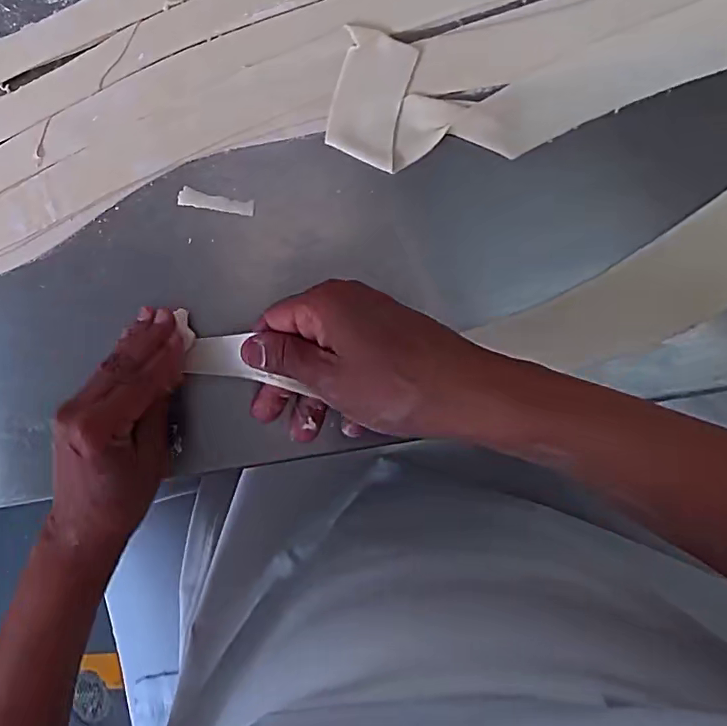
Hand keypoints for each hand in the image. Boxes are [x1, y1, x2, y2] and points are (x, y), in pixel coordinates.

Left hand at [44, 307, 186, 562]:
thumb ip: (157, 410)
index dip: (163, 357)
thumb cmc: (117, 505)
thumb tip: (167, 374)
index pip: (138, 383)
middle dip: (147, 339)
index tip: (179, 335)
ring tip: (151, 319)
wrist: (81, 528)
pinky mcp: (70, 409)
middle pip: (121, 367)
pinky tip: (130, 341)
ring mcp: (70, 409)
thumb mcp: (152, 459)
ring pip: (109, 367)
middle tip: (167, 316)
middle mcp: (78, 413)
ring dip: (132, 341)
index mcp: (97, 428)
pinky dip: (119, 358)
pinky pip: (99, 377)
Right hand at [242, 280, 554, 441]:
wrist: (471, 395)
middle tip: (275, 411)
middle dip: (285, 381)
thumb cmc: (407, 385)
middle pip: (298, 338)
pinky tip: (347, 414)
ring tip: (312, 424)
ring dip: (314, 390)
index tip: (255, 383)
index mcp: (325, 303)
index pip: (272, 322)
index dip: (260, 358)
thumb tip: (255, 347)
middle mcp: (347, 301)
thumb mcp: (328, 380)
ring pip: (326, 351)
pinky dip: (343, 383)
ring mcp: (371, 316)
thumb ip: (285, 361)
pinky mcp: (390, 333)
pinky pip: (352, 355)